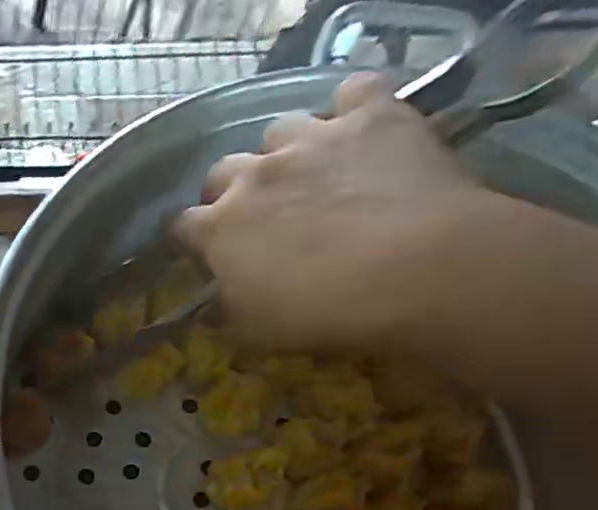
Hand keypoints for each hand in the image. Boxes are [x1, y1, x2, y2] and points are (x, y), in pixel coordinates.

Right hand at [175, 73, 503, 352]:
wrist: (416, 270)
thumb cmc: (319, 311)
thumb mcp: (251, 331)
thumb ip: (224, 311)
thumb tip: (210, 308)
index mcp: (217, 228)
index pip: (181, 225)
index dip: (191, 237)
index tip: (204, 250)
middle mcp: (254, 175)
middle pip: (222, 170)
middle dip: (230, 189)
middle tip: (254, 211)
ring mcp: (313, 139)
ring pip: (279, 128)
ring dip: (283, 148)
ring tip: (305, 168)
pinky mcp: (374, 116)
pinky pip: (354, 90)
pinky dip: (351, 103)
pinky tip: (356, 122)